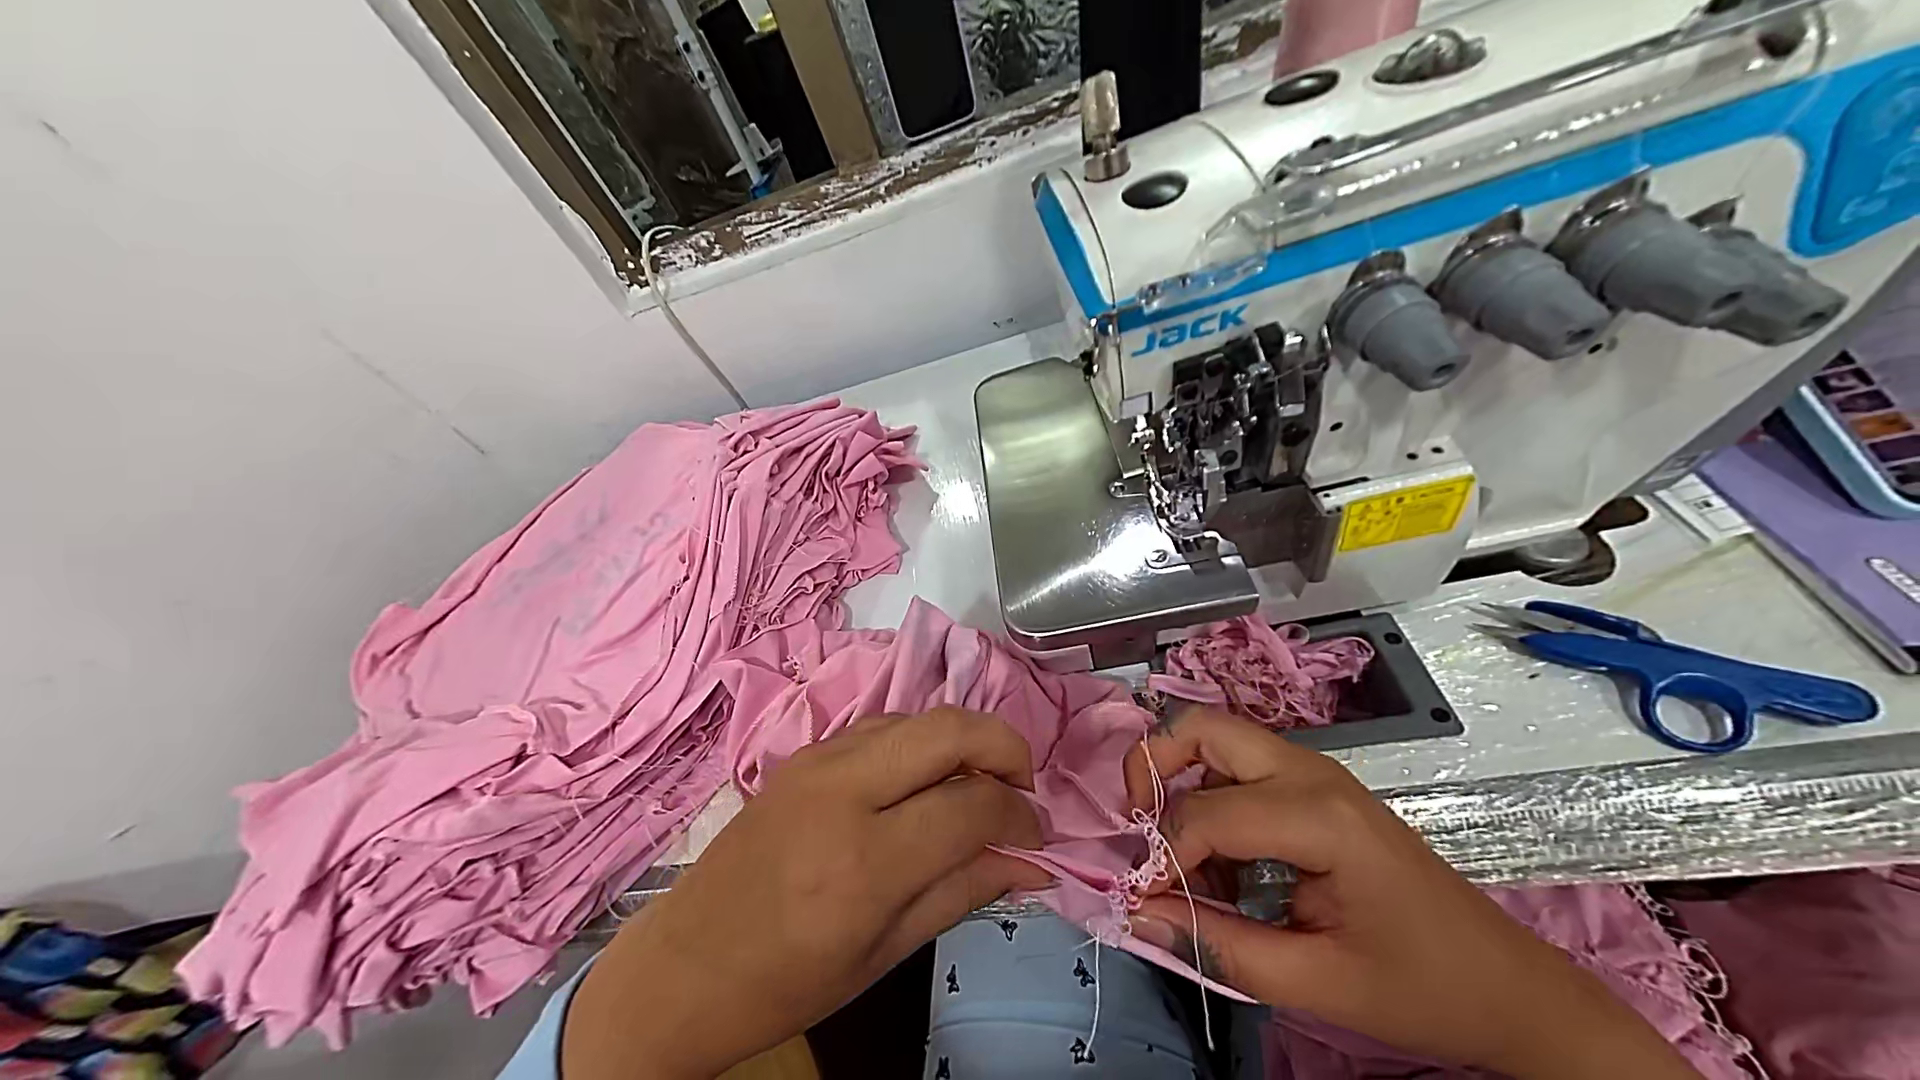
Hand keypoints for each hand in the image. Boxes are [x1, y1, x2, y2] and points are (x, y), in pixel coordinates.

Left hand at [562, 707, 1050, 1079]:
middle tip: (1021, 789)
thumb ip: (964, 892)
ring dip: (963, 740)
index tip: (1036, 835)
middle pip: (952, 728)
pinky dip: (921, 741)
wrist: (684, 965)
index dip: (1020, 815)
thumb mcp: (885, 952)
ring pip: (919, 717)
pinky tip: (926, 779)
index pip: (972, 806)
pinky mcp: (804, 753)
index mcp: (865, 860)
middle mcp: (843, 790)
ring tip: (978, 786)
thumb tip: (1033, 864)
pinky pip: (883, 726)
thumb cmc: (787, 982)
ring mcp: (819, 761)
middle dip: (1005, 747)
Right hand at [1122, 708, 1700, 1079]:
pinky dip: (1207, 798)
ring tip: (1177, 853)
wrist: (1509, 986)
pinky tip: (1218, 863)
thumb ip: (1217, 943)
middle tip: (1138, 826)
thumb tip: (1138, 914)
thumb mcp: (1315, 982)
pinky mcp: (1314, 786)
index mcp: (1319, 816)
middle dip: (1152, 767)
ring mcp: (1314, 772)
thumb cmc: (1421, 987)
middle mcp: (1311, 773)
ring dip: (1178, 782)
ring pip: (1215, 739)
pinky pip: (1237, 768)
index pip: (1207, 812)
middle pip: (1202, 729)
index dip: (1164, 856)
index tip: (1147, 899)